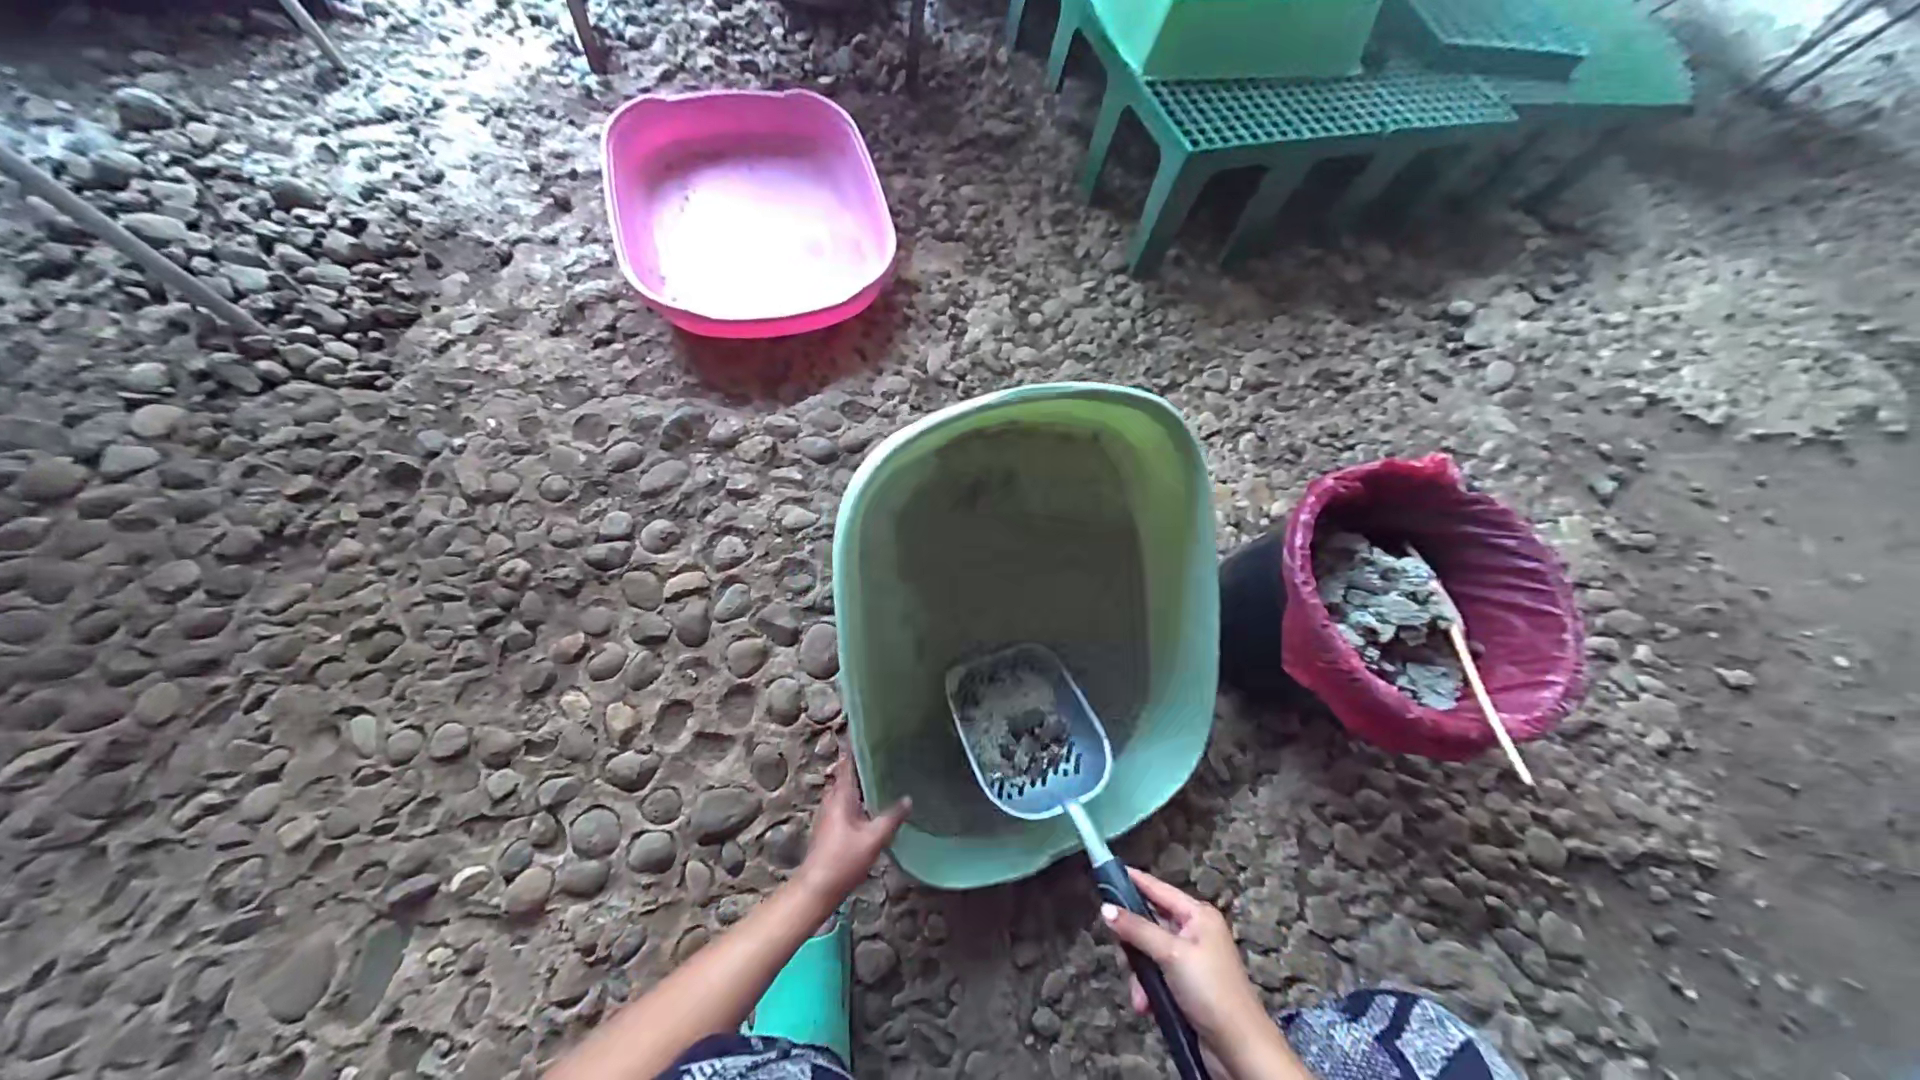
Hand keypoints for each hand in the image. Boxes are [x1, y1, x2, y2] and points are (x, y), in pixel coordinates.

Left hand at [796, 755, 910, 902]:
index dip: (853, 749)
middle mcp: (831, 801)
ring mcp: (827, 815)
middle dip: (857, 765)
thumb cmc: (843, 860)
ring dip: (856, 783)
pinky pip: (843, 804)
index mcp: (840, 797)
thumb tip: (908, 799)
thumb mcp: (873, 839)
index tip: (863, 733)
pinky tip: (869, 807)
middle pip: (843, 776)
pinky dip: (855, 798)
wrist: (816, 888)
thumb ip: (891, 818)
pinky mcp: (828, 828)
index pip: (846, 765)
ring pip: (843, 791)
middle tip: (878, 754)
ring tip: (877, 777)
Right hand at [1100, 868, 1271, 1047]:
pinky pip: (1156, 975)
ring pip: (1148, 952)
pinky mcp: (1186, 985)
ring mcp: (1190, 959)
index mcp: (1197, 915)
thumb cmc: (1210, 991)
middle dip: (1134, 943)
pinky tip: (1147, 1006)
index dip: (1132, 880)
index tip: (1105, 872)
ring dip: (1140, 974)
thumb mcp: (1171, 954)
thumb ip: (1137, 929)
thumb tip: (1105, 908)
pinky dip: (1149, 989)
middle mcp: (1194, 931)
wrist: (1240, 1050)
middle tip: (1123, 954)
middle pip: (1149, 922)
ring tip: (1141, 996)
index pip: (1157, 888)